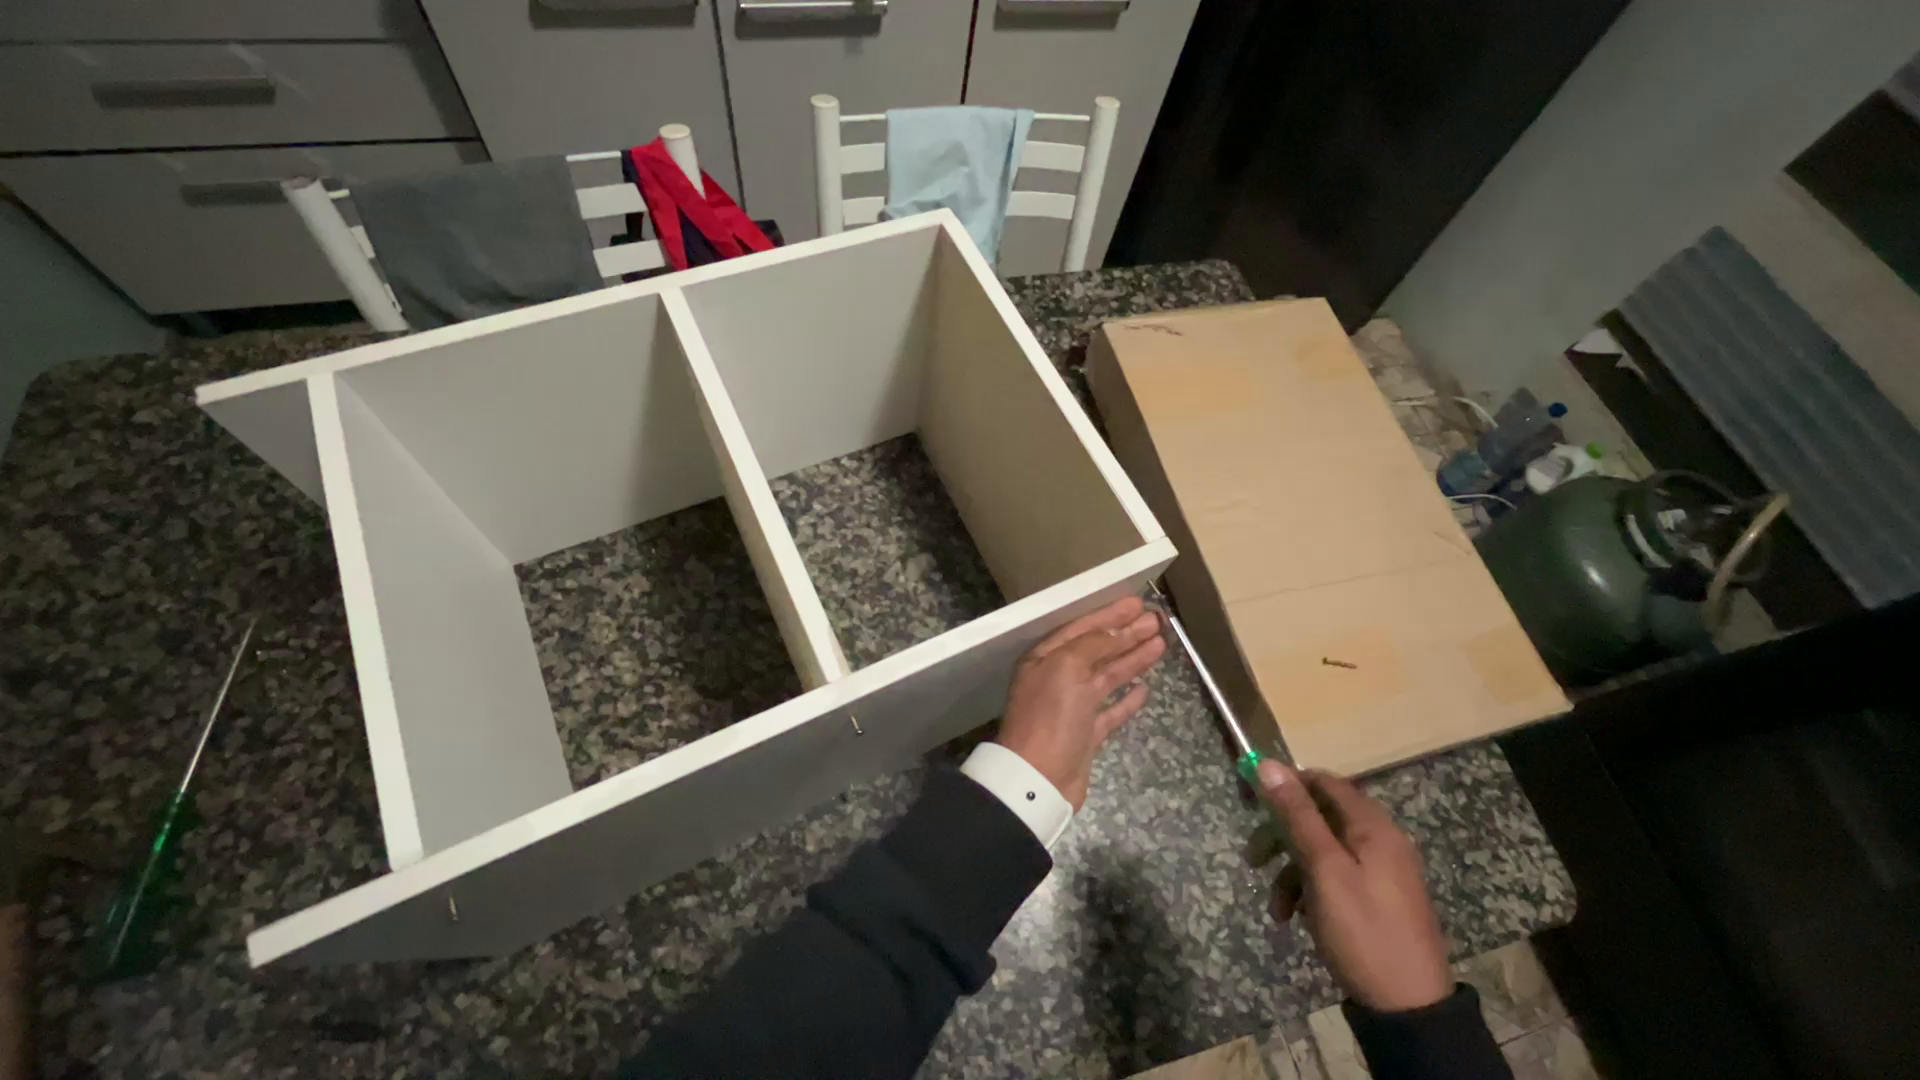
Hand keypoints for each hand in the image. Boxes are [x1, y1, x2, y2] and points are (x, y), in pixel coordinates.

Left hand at [995, 595, 1166, 808]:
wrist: (1040, 779)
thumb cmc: (1050, 716)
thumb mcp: (1066, 668)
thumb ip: (1092, 645)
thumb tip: (1117, 631)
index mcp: (1046, 659)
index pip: (1082, 628)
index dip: (1109, 615)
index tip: (1137, 603)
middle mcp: (1057, 679)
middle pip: (1097, 650)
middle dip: (1126, 634)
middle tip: (1158, 621)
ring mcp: (1073, 708)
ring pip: (1107, 677)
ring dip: (1132, 660)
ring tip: (1161, 644)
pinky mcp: (1086, 735)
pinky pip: (1110, 711)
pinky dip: (1127, 700)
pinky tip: (1145, 689)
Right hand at [1256, 761, 1453, 1012]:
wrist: (1408, 1008)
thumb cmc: (1363, 930)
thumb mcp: (1324, 869)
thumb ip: (1298, 816)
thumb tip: (1269, 764)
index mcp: (1373, 827)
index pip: (1325, 782)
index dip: (1288, 786)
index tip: (1253, 802)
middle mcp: (1380, 841)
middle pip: (1320, 818)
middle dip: (1282, 837)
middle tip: (1253, 859)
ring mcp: (1380, 872)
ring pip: (1322, 852)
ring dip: (1291, 871)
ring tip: (1276, 907)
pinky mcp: (1376, 899)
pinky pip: (1334, 877)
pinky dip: (1309, 891)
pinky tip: (1295, 917)